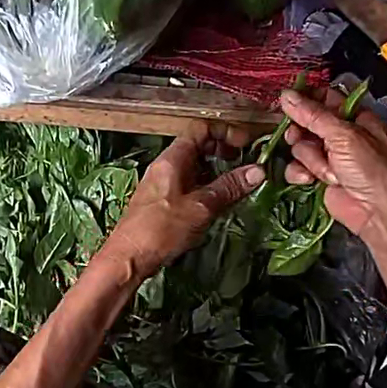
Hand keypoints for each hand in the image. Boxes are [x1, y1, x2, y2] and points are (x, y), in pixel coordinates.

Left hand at [96, 121, 264, 280]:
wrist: (129, 258)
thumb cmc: (161, 229)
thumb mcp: (201, 207)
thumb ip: (229, 187)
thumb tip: (258, 171)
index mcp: (173, 159)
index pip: (201, 129)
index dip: (225, 132)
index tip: (246, 144)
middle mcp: (166, 166)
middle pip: (198, 146)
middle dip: (224, 151)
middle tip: (245, 163)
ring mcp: (163, 184)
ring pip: (195, 167)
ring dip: (217, 171)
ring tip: (237, 183)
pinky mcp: (163, 202)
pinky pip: (189, 185)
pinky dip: (207, 187)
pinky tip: (219, 201)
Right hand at [277, 87, 386, 244]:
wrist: (377, 212)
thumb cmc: (371, 170)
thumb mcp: (344, 136)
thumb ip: (313, 115)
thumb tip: (287, 96)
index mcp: (354, 117)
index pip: (324, 98)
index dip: (305, 100)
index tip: (288, 102)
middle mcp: (341, 135)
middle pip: (306, 123)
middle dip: (302, 133)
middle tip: (299, 136)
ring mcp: (329, 157)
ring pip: (300, 147)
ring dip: (310, 159)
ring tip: (327, 171)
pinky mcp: (319, 177)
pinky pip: (297, 167)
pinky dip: (301, 173)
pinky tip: (311, 180)